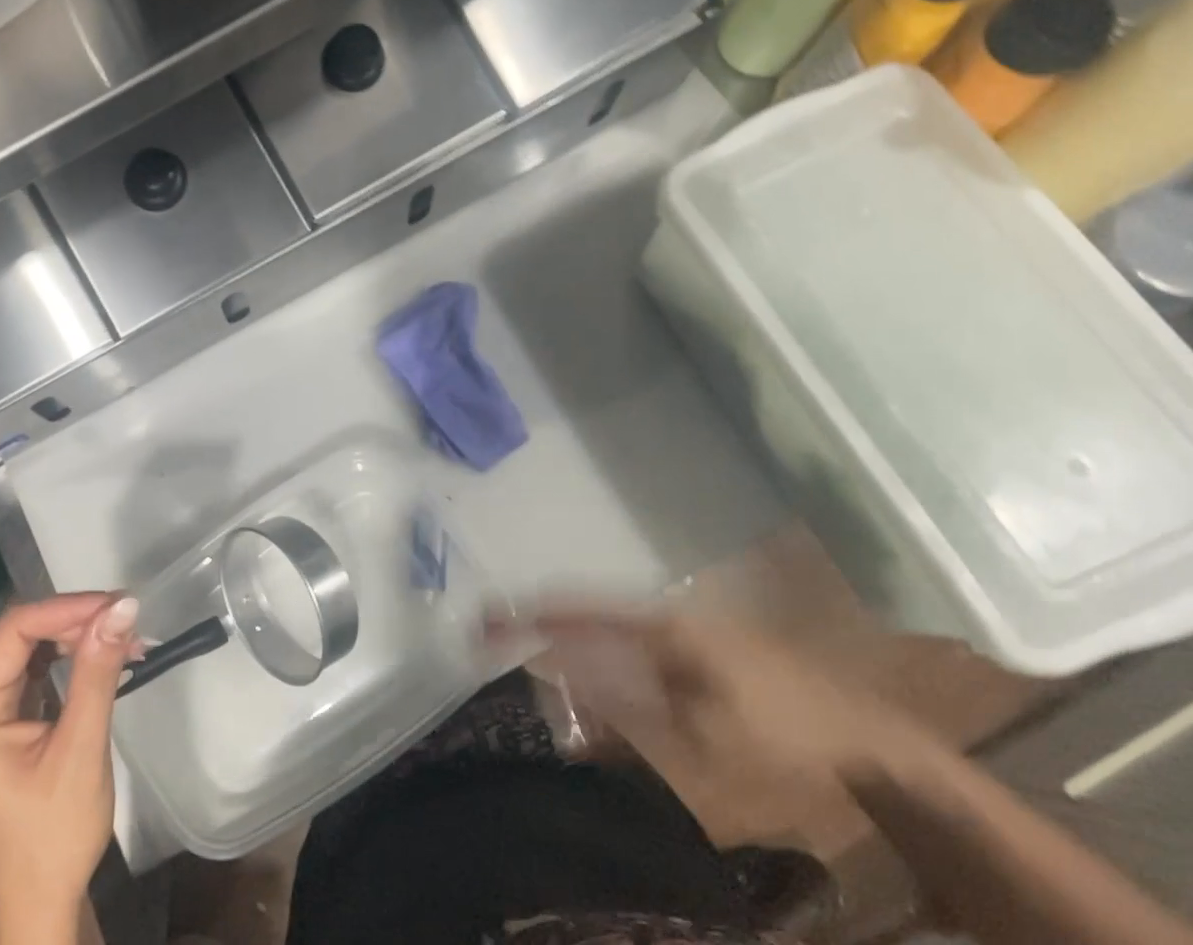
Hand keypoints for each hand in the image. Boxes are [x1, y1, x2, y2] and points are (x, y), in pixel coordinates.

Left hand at [0, 593, 139, 936]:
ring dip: (76, 637)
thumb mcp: (81, 750)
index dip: (66, 608)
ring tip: (126, 637)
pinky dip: (70, 660)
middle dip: (75, 620)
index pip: (13, 630)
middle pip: (19, 634)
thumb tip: (122, 607)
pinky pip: (34, 672)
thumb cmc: (55, 832)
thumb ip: (97, 673)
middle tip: (129, 621)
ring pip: (29, 648)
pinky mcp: (3, 720)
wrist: (42, 895)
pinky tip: (105, 657)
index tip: (119, 605)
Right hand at [498, 610, 932, 786]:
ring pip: (614, 632)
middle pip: (591, 614)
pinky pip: (639, 648)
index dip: (529, 614)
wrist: (872, 744)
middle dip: (540, 624)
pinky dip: (605, 657)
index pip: (580, 610)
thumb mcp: (699, 738)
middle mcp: (674, 618)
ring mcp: (693, 632)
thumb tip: (560, 682)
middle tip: (493, 635)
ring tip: (528, 650)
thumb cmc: (784, 739)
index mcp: (667, 628)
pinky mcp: (707, 651)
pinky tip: (593, 677)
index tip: (483, 618)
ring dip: (571, 642)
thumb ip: (622, 708)